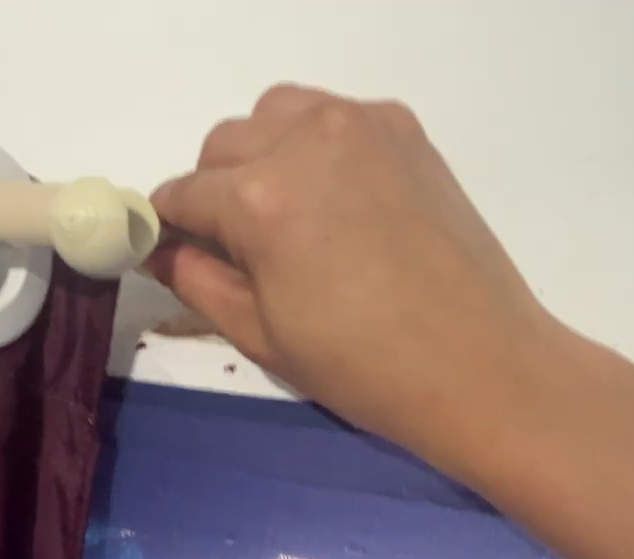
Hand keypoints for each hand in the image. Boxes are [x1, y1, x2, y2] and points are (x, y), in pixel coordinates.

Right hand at [149, 85, 562, 455]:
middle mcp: (304, 139)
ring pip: (273, 115)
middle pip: (222, 146)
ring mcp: (360, 124)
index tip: (169, 255)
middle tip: (231, 250)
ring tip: (279, 217)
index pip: (182, 194)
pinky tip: (330, 202)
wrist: (474, 364)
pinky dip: (308, 146)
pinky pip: (328, 116)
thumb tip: (159, 248)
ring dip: (256, 157)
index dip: (166, 227)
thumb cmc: (356, 367)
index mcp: (259, 198)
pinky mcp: (403, 129)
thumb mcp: (257, 336)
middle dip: (210, 192)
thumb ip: (194, 280)